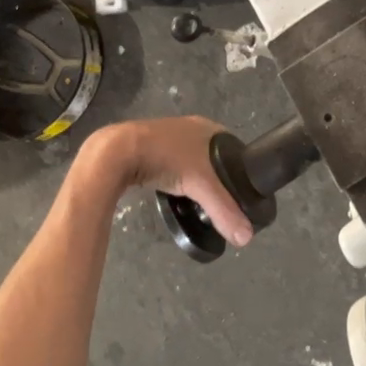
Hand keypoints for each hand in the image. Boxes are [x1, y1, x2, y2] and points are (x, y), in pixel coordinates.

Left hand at [70, 117, 254, 246]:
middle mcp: (191, 127)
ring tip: (201, 196)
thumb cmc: (167, 158)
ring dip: (196, 175)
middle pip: (213, 154)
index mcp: (208, 128)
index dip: (241, 167)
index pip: (235, 148)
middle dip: (218, 174)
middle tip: (222, 198)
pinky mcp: (149, 147)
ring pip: (191, 158)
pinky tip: (176, 190)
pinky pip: (172, 162)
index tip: (243, 189)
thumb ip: (224, 210)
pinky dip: (177, 176)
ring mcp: (168, 135)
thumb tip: (246, 238)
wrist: (118, 152)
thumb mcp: (201, 185)